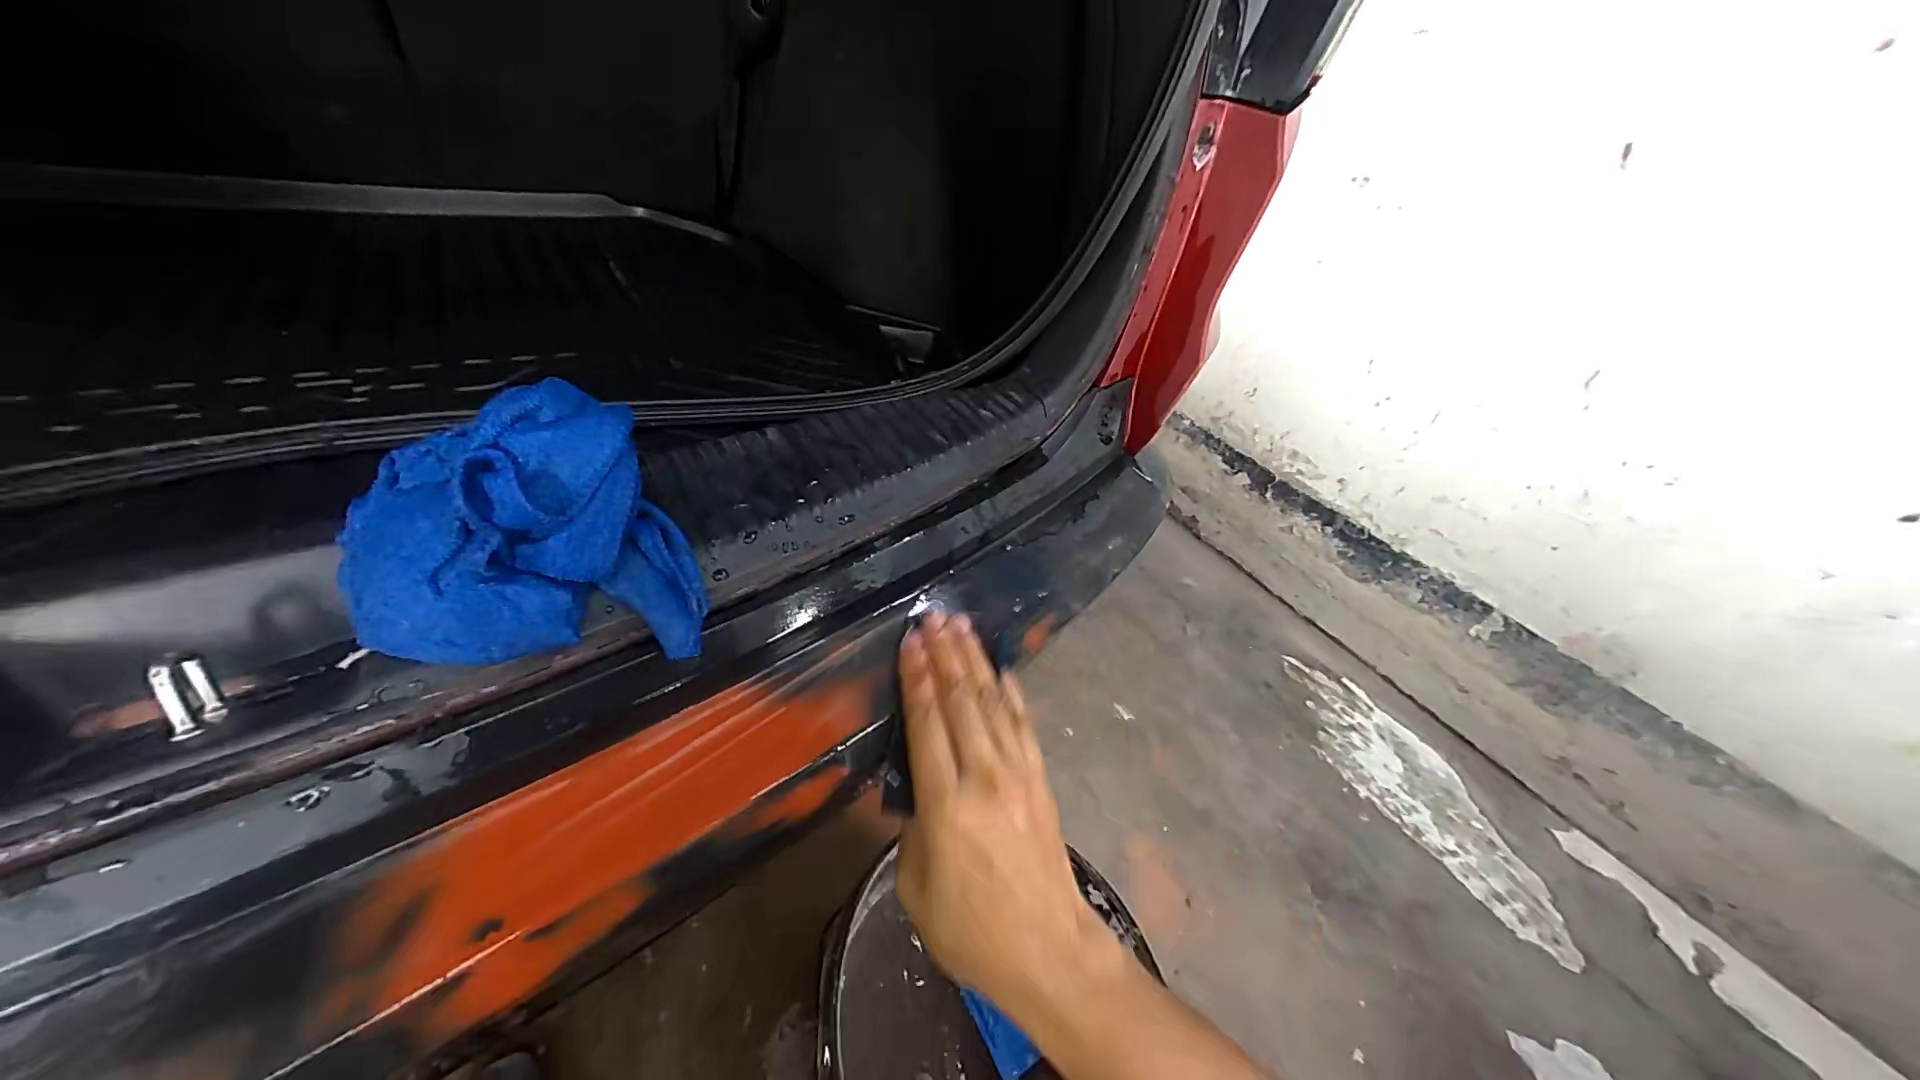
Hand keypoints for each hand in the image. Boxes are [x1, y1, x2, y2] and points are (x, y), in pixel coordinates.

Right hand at [894, 612, 1116, 1015]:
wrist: (1049, 950)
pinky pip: (1024, 725)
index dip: (918, 676)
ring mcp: (1019, 774)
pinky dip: (1013, 693)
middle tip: (934, 616)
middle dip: (946, 654)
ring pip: (994, 703)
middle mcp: (984, 776)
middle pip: (962, 700)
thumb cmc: (972, 929)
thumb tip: (914, 791)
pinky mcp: (1040, 780)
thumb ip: (910, 829)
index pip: (928, 722)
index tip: (910, 640)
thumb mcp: (915, 887)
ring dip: (976, 662)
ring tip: (962, 627)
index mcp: (945, 804)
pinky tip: (1003, 671)